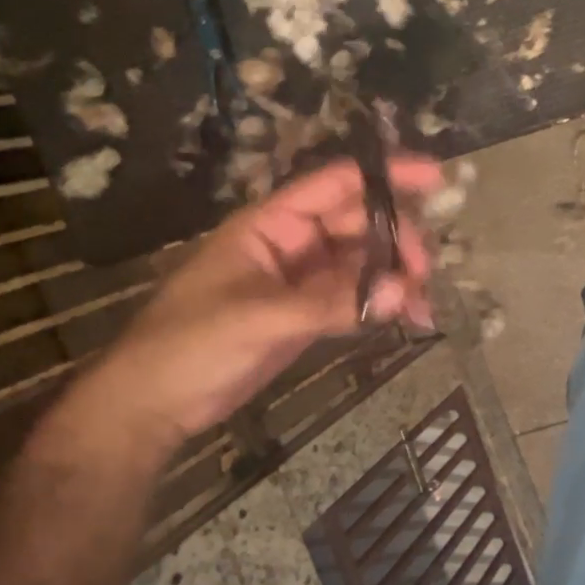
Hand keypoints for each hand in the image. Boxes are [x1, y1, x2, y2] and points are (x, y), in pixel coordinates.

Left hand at [83, 155, 445, 444]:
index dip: (386, 175)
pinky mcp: (313, 310)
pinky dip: (388, 303)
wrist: (147, 410)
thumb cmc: (186, 346)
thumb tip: (403, 290)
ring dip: (400, 276)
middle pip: (363, 222)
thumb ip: (333, 302)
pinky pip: (362, 294)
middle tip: (423, 272)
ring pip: (369, 260)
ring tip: (421, 304)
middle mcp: (296, 241)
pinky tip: (412, 318)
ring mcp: (307, 277)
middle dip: (400, 241)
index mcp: (272, 224)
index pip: (337, 184)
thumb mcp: (258, 318)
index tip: (436, 178)